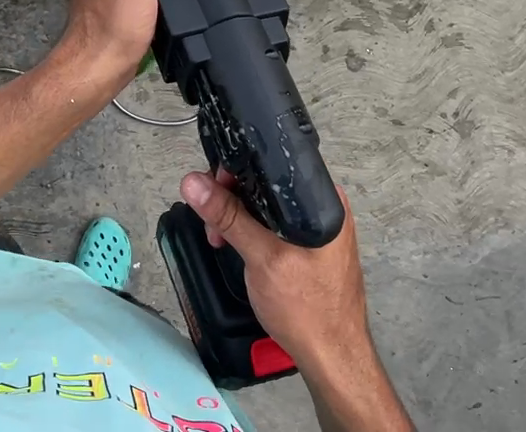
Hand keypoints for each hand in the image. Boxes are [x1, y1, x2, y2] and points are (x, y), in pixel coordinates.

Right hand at [179, 171, 404, 425]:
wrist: (332, 361)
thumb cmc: (307, 309)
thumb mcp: (262, 258)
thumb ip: (228, 217)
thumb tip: (192, 181)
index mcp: (325, 200)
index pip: (275, 163)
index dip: (239, 168)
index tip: (214, 186)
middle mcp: (324, 208)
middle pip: (266, 184)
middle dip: (233, 198)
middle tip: (213, 222)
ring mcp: (317, 230)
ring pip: (265, 206)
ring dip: (237, 217)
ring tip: (220, 240)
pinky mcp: (308, 247)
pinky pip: (272, 225)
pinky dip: (250, 232)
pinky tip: (236, 247)